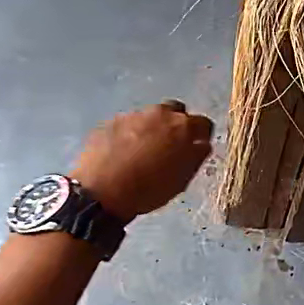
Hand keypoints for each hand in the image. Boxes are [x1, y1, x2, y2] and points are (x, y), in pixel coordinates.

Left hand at [70, 101, 213, 220]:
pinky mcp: (109, 122)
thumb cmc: (149, 188)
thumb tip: (202, 144)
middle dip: (176, 124)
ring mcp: (132, 116)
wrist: (100, 193)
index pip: (203, 123)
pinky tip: (123, 152)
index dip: (202, 135)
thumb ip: (197, 155)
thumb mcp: (182, 178)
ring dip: (152, 128)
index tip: (198, 146)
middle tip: (171, 144)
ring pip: (149, 117)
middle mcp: (160, 114)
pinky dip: (129, 134)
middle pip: (175, 111)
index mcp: (184, 127)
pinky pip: (126, 124)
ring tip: (143, 150)